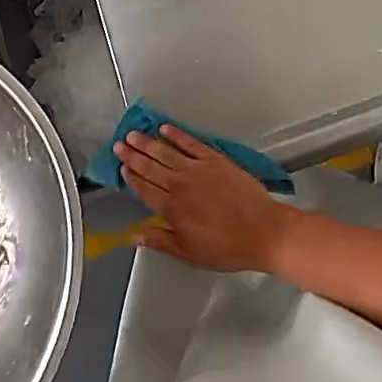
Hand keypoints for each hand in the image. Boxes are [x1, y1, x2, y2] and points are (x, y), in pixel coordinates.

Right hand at [115, 126, 299, 272]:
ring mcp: (199, 169)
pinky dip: (177, 135)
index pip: (144, 189)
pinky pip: (192, 143)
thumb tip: (136, 235)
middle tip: (119, 145)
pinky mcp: (216, 160)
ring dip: (148, 143)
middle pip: (151, 167)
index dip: (131, 177)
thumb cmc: (228, 246)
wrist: (262, 231)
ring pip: (166, 152)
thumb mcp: (189, 252)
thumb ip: (160, 240)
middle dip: (133, 155)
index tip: (121, 168)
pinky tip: (166, 129)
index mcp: (172, 208)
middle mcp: (181, 185)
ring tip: (134, 135)